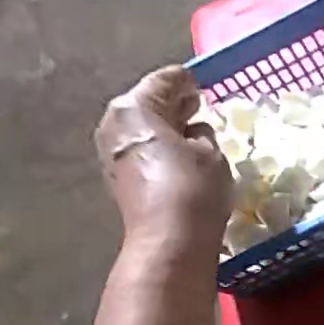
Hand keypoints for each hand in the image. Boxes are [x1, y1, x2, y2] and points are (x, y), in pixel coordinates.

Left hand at [93, 66, 231, 249]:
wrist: (169, 243)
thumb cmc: (193, 190)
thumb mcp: (212, 154)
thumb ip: (203, 135)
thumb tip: (194, 131)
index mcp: (134, 107)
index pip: (165, 81)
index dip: (186, 82)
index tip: (201, 86)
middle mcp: (114, 124)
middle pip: (147, 105)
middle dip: (173, 106)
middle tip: (197, 108)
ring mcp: (111, 155)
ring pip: (143, 131)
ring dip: (166, 131)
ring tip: (192, 138)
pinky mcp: (118, 181)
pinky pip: (142, 154)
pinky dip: (160, 152)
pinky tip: (180, 161)